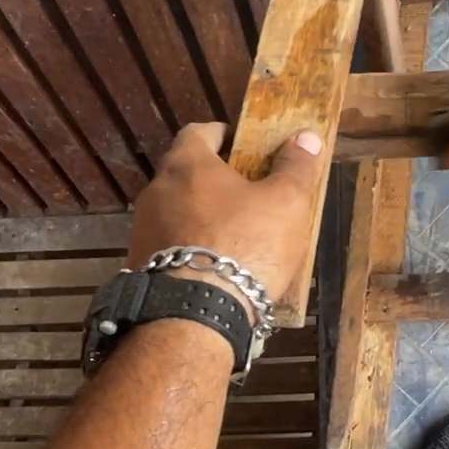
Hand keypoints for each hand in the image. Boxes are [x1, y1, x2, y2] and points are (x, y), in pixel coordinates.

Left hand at [126, 124, 324, 320]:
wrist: (195, 316)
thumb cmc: (245, 246)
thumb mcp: (286, 204)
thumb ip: (296, 167)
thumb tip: (306, 135)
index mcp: (187, 164)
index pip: (198, 132)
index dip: (222, 135)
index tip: (241, 145)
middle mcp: (156, 191)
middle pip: (185, 174)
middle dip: (213, 181)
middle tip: (246, 195)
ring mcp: (143, 231)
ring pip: (177, 214)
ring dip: (201, 219)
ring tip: (233, 239)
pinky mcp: (142, 268)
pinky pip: (171, 249)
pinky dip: (190, 252)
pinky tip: (214, 271)